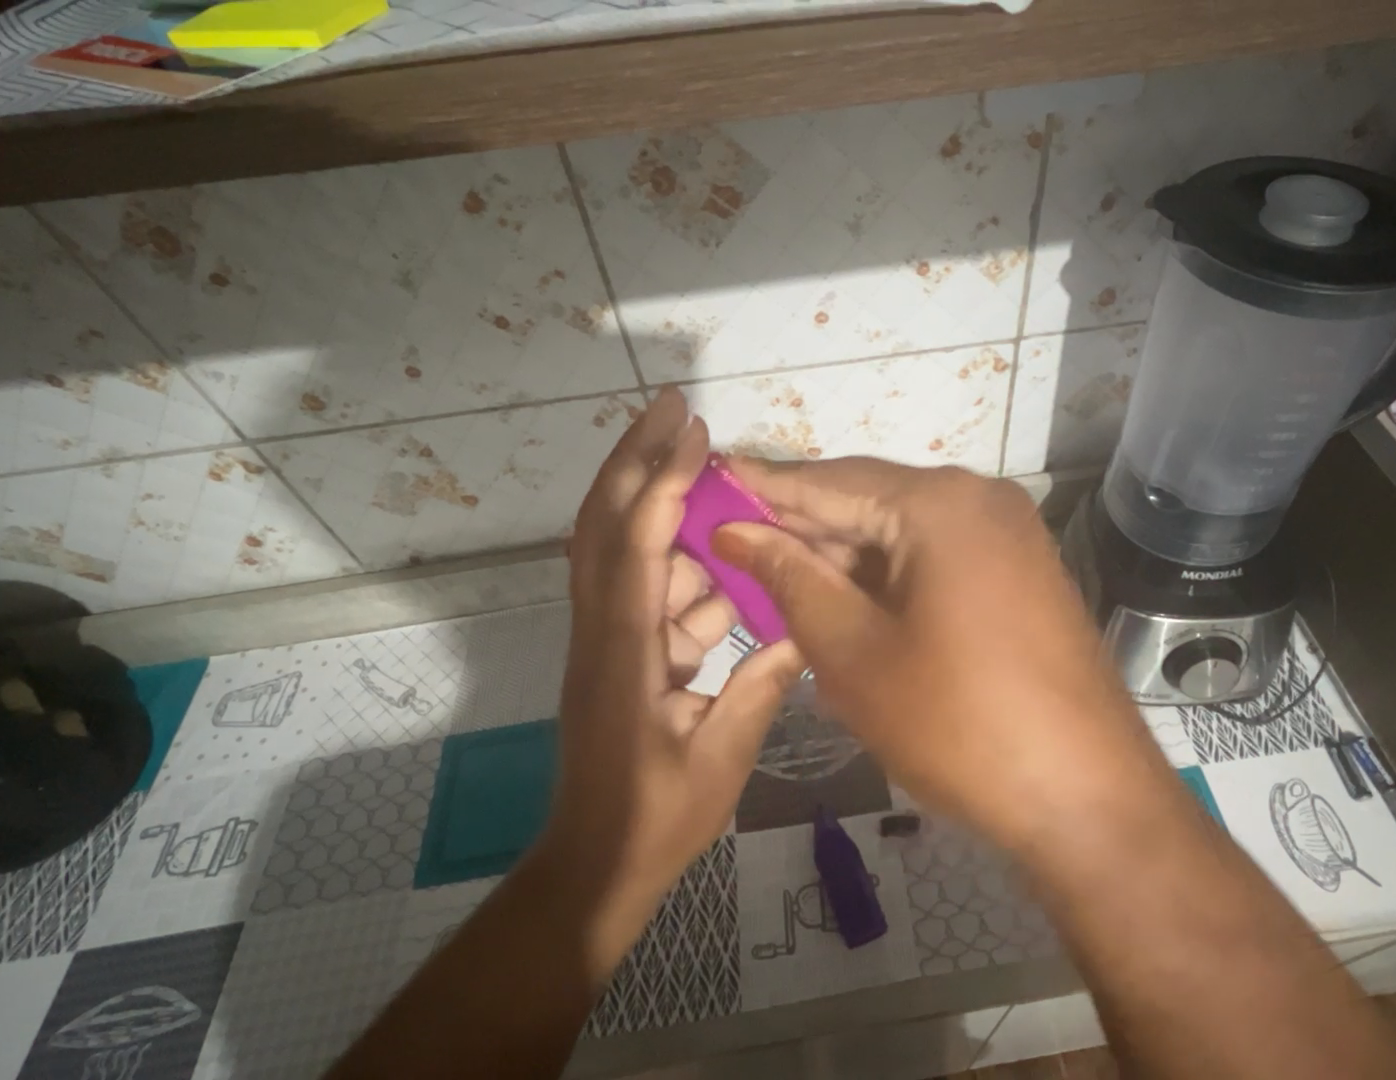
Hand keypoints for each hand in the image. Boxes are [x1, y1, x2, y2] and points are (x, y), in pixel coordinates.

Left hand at [550, 389, 802, 972]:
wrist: (595, 865)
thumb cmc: (655, 819)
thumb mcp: (720, 758)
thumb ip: (759, 688)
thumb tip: (801, 632)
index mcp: (624, 652)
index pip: (636, 546)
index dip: (662, 480)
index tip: (693, 430)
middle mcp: (604, 631)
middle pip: (607, 524)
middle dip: (637, 458)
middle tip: (672, 406)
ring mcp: (607, 642)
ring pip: (629, 555)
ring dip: (670, 518)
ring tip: (725, 491)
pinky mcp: (619, 657)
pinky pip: (650, 597)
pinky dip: (686, 578)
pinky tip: (731, 586)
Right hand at [711, 459, 1175, 865]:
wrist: (1088, 798)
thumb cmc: (958, 725)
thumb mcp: (854, 653)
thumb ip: (791, 579)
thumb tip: (738, 530)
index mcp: (939, 503)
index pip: (828, 479)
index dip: (762, 486)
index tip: (708, 481)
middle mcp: (981, 499)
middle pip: (869, 501)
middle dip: (801, 529)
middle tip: (731, 546)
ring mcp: (1011, 536)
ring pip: (903, 533)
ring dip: (843, 559)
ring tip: (775, 582)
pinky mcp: (1023, 573)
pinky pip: (937, 559)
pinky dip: (887, 578)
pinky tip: (844, 605)